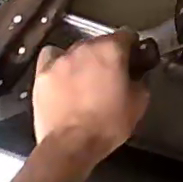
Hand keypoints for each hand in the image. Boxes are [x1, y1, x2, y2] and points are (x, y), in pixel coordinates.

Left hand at [32, 30, 150, 170]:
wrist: (70, 147)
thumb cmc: (108, 123)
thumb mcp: (140, 101)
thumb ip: (140, 79)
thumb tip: (135, 75)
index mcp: (113, 49)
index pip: (127, 34)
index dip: (132, 48)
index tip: (133, 61)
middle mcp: (86, 47)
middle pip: (101, 41)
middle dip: (107, 54)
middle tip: (110, 75)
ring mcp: (62, 59)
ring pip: (78, 49)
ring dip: (85, 60)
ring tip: (85, 80)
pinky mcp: (42, 74)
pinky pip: (51, 56)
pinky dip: (58, 61)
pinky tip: (63, 73)